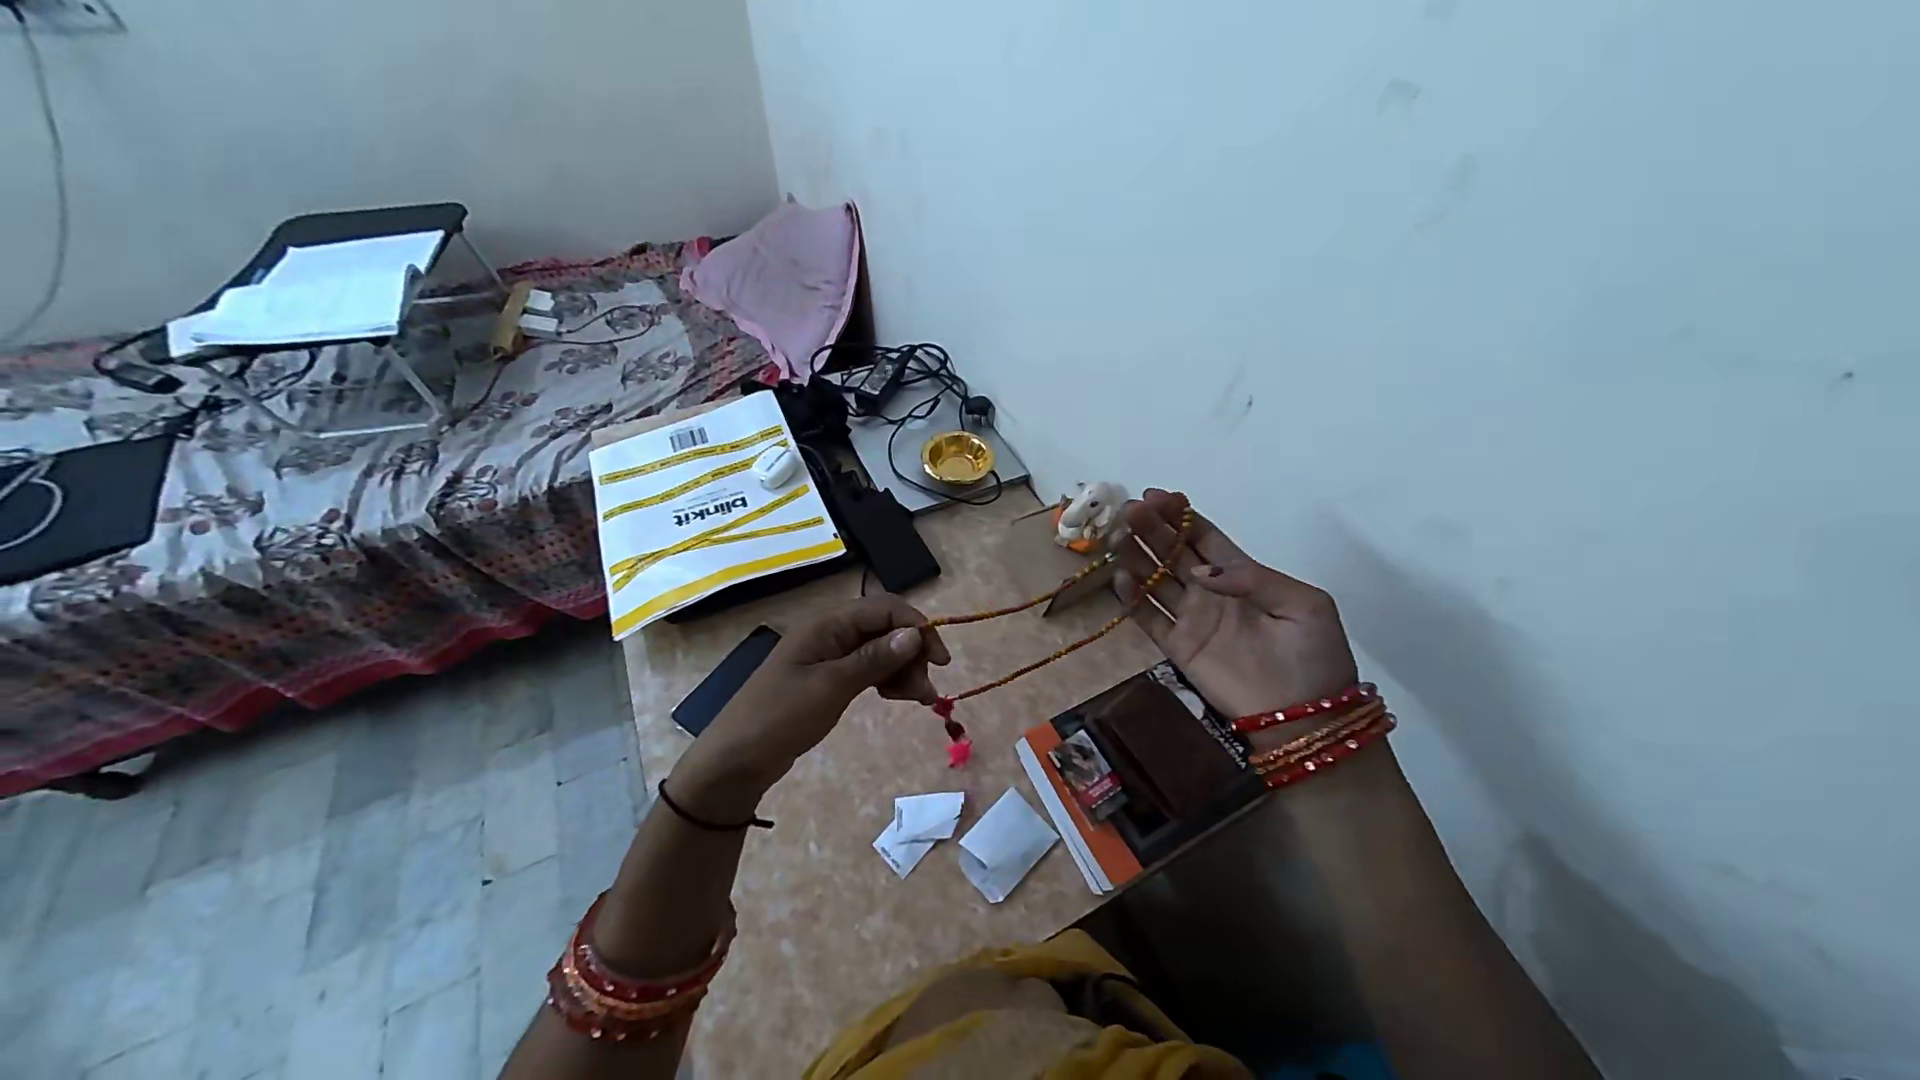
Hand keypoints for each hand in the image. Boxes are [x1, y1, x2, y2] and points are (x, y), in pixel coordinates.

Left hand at [668, 596, 949, 819]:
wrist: (736, 760)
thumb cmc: (780, 718)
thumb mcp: (831, 687)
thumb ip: (873, 659)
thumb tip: (914, 634)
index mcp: (827, 625)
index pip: (884, 609)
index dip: (917, 628)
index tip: (941, 661)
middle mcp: (830, 634)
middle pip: (885, 629)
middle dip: (912, 654)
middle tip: (925, 692)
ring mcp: (829, 657)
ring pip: (880, 651)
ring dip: (903, 669)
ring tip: (917, 700)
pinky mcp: (828, 679)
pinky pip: (867, 669)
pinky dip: (886, 680)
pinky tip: (895, 697)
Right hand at [1115, 489, 1357, 720]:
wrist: (1304, 716)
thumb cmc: (1314, 655)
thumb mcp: (1303, 604)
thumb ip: (1253, 579)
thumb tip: (1202, 573)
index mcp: (1241, 575)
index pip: (1204, 538)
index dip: (1180, 516)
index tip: (1156, 496)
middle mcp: (1210, 591)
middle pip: (1174, 553)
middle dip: (1152, 529)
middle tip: (1129, 510)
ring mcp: (1191, 618)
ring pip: (1156, 579)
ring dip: (1136, 557)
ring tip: (1117, 537)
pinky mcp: (1178, 646)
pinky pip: (1149, 618)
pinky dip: (1133, 598)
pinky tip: (1120, 578)